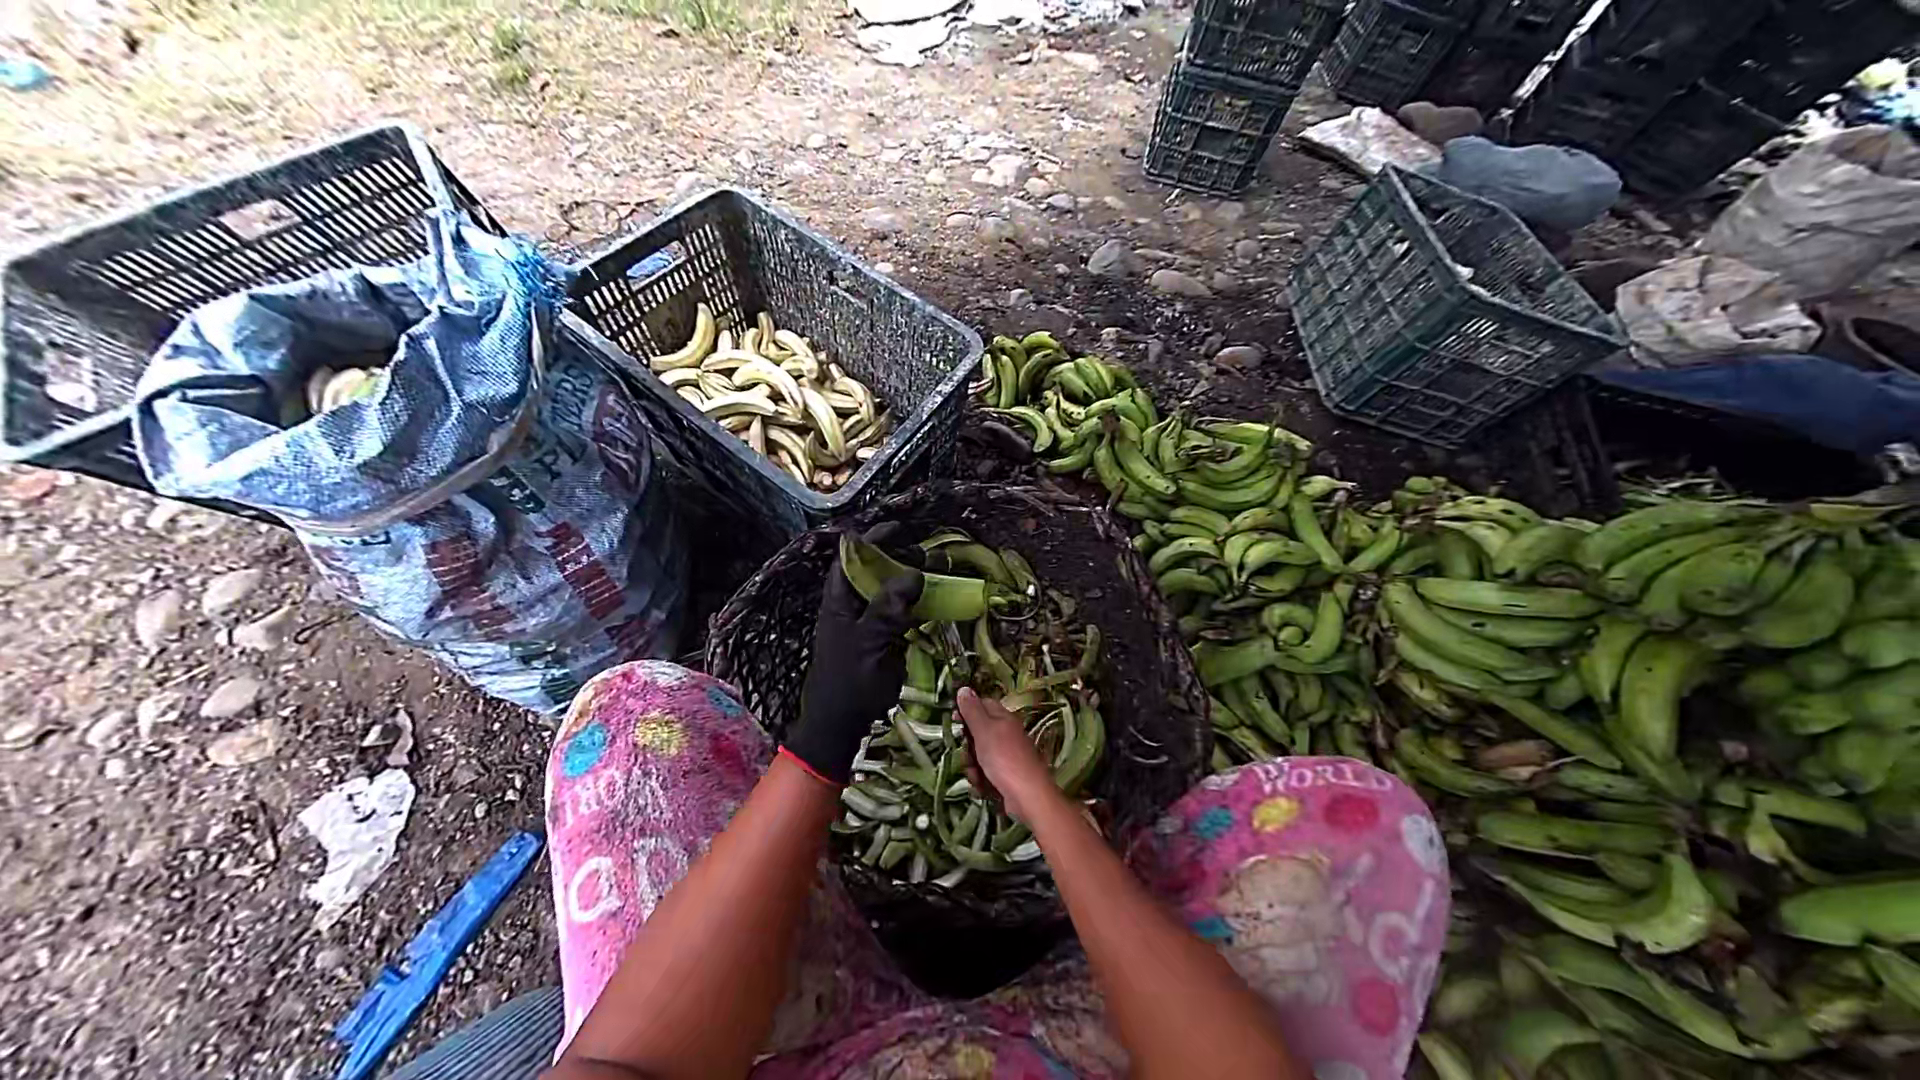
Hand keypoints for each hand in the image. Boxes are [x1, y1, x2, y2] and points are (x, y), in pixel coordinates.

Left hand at [786, 530, 922, 784]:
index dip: (871, 539)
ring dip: (910, 579)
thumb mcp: (868, 642)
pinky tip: (934, 600)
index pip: (851, 557)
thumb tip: (914, 573)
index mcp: (840, 600)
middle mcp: (852, 605)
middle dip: (897, 557)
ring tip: (936, 571)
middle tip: (925, 555)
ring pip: (889, 590)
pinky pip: (899, 612)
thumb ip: (888, 608)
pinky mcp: (881, 638)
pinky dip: (916, 604)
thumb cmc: (849, 682)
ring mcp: (867, 622)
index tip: (898, 529)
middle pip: (873, 570)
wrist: (843, 722)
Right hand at [955, 687, 1061, 822]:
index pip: (982, 705)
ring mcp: (1006, 756)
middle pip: (977, 733)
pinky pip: (985, 773)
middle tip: (967, 754)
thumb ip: (972, 710)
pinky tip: (982, 787)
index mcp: (1003, 718)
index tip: (954, 721)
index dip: (966, 711)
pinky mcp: (1005, 776)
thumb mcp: (984, 730)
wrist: (1027, 796)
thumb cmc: (1004, 758)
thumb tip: (964, 688)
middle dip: (967, 746)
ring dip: (972, 766)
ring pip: (978, 755)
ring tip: (976, 775)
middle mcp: (1005, 734)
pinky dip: (981, 780)